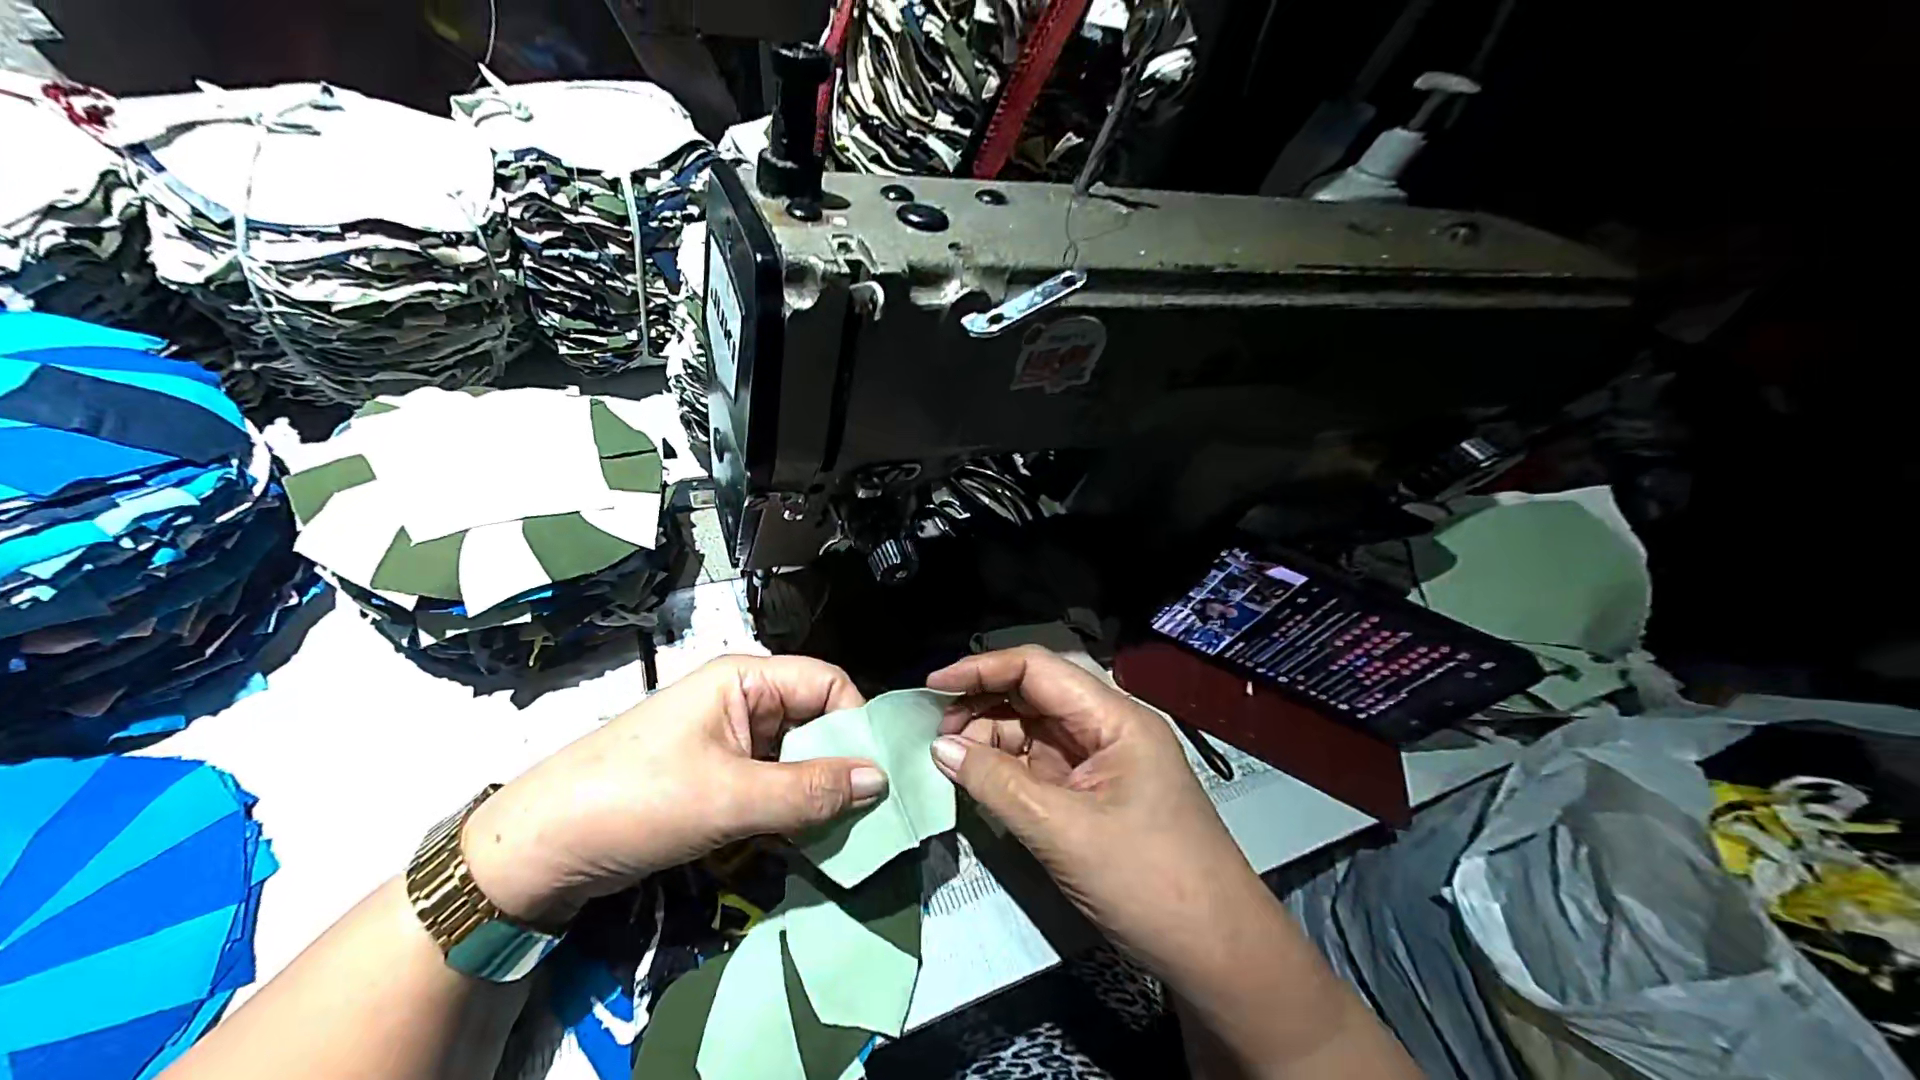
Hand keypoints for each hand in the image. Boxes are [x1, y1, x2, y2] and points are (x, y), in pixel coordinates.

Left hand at [462, 655, 884, 925]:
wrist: (539, 851)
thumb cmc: (636, 801)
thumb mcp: (729, 798)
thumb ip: (808, 791)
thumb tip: (880, 780)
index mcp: (746, 679)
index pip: (827, 683)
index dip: (857, 721)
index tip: (878, 773)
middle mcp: (745, 701)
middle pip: (816, 722)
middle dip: (841, 764)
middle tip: (869, 812)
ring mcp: (732, 741)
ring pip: (799, 759)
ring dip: (818, 793)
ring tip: (842, 832)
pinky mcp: (721, 778)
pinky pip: (776, 785)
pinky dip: (793, 810)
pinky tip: (807, 840)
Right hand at [924, 646, 1277, 986]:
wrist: (1216, 954)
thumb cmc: (1148, 881)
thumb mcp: (1063, 831)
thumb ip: (997, 783)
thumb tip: (940, 748)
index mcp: (1114, 718)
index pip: (1039, 669)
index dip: (982, 669)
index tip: (934, 686)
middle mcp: (1107, 729)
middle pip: (1034, 695)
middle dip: (982, 706)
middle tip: (935, 733)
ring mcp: (1100, 762)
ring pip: (1033, 731)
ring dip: (990, 740)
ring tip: (949, 760)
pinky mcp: (1092, 795)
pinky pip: (1040, 766)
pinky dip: (1006, 770)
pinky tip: (977, 781)